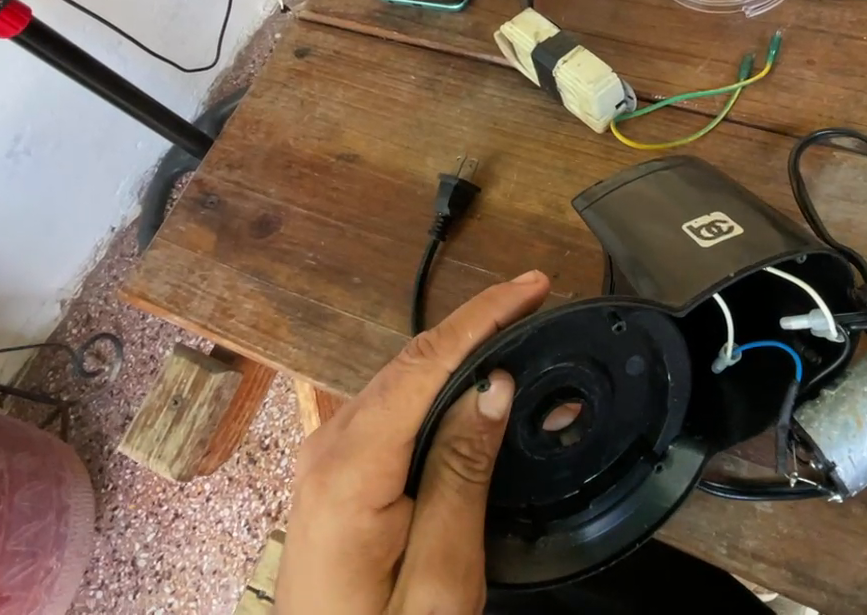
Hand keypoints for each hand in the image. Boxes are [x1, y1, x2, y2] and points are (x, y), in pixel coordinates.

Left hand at [276, 270, 550, 614]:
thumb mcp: (439, 580)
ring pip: (405, 378)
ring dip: (462, 349)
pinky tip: (472, 378)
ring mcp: (328, 456)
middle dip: (478, 324)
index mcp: (350, 468)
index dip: (483, 315)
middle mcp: (330, 446)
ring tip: (516, 328)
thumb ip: (462, 476)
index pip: (424, 362)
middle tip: (537, 300)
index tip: (533, 285)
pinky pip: (396, 405)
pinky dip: (440, 381)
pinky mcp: (338, 470)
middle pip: (413, 361)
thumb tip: (494, 384)